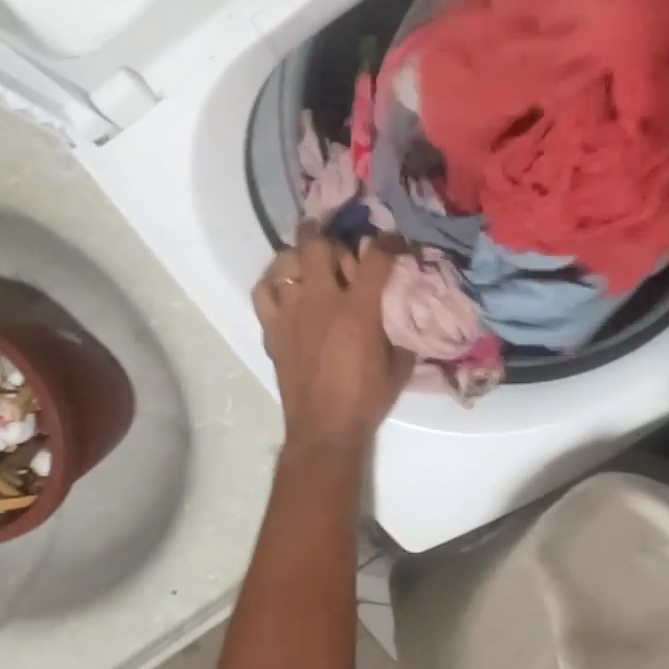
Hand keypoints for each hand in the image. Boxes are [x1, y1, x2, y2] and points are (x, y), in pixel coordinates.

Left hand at [255, 223, 414, 450]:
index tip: (394, 243)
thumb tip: (405, 313)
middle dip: (333, 239)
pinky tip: (287, 289)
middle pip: (320, 244)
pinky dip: (275, 282)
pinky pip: (264, 289)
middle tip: (341, 251)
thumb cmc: (367, 400)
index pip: (376, 257)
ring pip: (286, 259)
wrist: (324, 429)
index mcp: (359, 310)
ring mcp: (291, 312)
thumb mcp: (399, 367)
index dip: (389, 243)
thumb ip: (401, 333)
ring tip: (312, 264)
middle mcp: (322, 300)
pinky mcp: (272, 327)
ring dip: (301, 256)